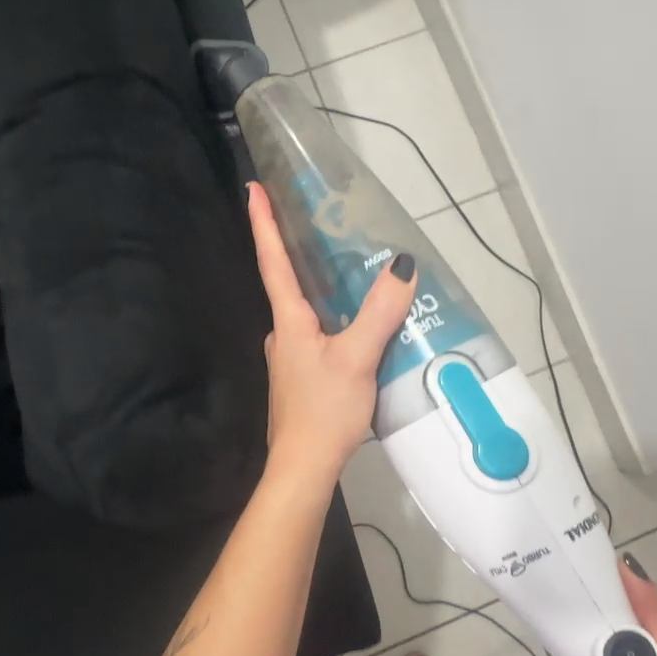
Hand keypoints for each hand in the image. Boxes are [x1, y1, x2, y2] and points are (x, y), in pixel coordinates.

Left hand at [245, 181, 416, 475]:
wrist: (303, 466)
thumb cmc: (323, 409)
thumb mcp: (358, 358)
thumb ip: (380, 312)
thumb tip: (403, 266)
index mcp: (289, 320)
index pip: (272, 260)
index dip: (263, 223)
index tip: (253, 189)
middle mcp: (282, 333)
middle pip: (287, 281)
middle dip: (295, 248)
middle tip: (315, 218)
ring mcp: (289, 356)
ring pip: (305, 310)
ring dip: (319, 285)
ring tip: (348, 266)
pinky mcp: (302, 376)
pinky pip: (317, 333)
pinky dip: (332, 316)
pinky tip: (358, 323)